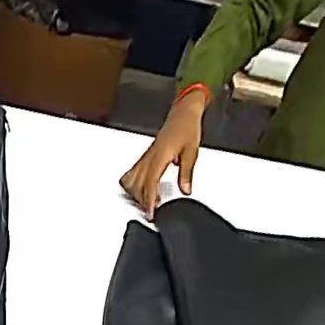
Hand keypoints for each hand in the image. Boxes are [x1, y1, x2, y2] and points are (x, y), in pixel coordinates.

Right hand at [119, 90, 207, 218]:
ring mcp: (145, 156)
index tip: (151, 212)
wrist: (183, 112)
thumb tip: (186, 190)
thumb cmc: (187, 127)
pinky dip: (133, 185)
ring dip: (137, 194)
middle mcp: (150, 156)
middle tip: (151, 211)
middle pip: (138, 185)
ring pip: (132, 180)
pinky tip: (140, 190)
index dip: (149, 199)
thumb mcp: (192, 151)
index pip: (150, 182)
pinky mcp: (145, 156)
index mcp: (160, 155)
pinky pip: (132, 173)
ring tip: (147, 202)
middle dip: (143, 200)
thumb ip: (186, 173)